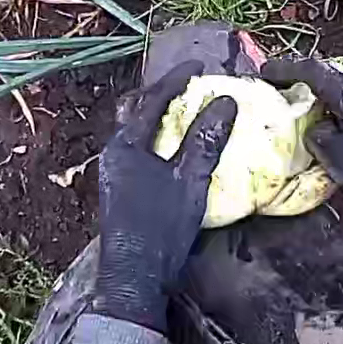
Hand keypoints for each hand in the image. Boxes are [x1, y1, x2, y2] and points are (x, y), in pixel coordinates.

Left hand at [93, 61, 236, 329]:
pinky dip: (157, 134)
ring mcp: (115, 170)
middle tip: (188, 85)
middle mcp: (115, 152)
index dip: (177, 79)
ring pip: (135, 128)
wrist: (134, 277)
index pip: (153, 100)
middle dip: (161, 92)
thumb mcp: (191, 180)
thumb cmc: (161, 226)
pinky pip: (139, 145)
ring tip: (185, 109)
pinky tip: (176, 145)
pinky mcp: (121, 185)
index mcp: (128, 145)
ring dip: (158, 114)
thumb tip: (227, 100)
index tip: (200, 66)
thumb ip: (207, 139)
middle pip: (135, 109)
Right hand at [259, 56, 342, 233]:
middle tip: (277, 89)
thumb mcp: (338, 159)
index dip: (285, 69)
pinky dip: (335, 107)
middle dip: (301, 79)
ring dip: (319, 94)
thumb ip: (318, 134)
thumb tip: (316, 124)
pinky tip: (326, 123)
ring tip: (297, 106)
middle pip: (329, 75)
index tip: (262, 72)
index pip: (314, 71)